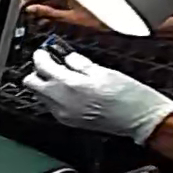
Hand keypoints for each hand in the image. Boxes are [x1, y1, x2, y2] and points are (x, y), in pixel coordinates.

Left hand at [22, 48, 172, 143]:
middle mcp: (60, 100)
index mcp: (70, 84)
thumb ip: (81, 64)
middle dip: (37, 72)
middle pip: (30, 83)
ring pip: (39, 95)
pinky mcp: (65, 120)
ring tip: (63, 77)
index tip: (43, 52)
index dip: (40, 57)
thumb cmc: (131, 96)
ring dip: (45, 85)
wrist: (142, 120)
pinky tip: (69, 92)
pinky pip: (49, 105)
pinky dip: (53, 96)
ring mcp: (61, 112)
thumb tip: (67, 57)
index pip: (42, 67)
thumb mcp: (106, 73)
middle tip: (51, 64)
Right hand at [23, 0, 110, 32]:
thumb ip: (49, 12)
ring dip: (44, 4)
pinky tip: (49, 16)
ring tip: (36, 16)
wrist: (123, 19)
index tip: (22, 4)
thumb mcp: (71, 17)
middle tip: (26, 11)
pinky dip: (54, 6)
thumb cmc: (103, 16)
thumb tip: (32, 9)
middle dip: (35, 0)